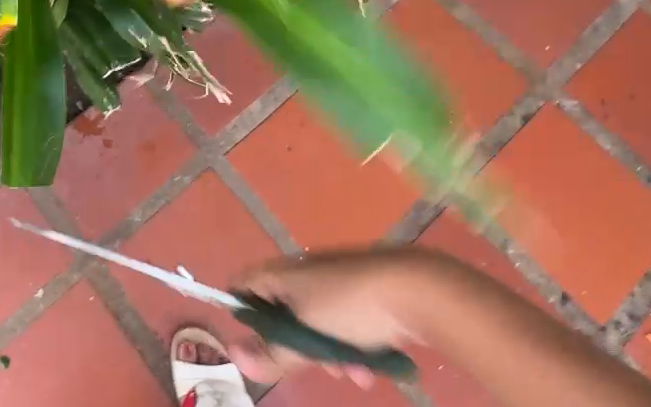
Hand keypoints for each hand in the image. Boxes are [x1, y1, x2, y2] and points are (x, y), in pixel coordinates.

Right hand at [226, 246, 438, 386]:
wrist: (416, 289)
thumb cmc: (351, 308)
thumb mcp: (308, 338)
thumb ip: (273, 353)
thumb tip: (234, 356)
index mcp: (283, 274)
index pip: (244, 286)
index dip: (241, 312)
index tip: (252, 344)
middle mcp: (304, 274)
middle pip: (282, 312)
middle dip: (295, 347)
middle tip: (309, 367)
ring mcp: (335, 283)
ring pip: (317, 324)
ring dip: (329, 353)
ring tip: (353, 375)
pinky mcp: (364, 295)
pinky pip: (345, 324)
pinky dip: (352, 347)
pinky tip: (369, 370)